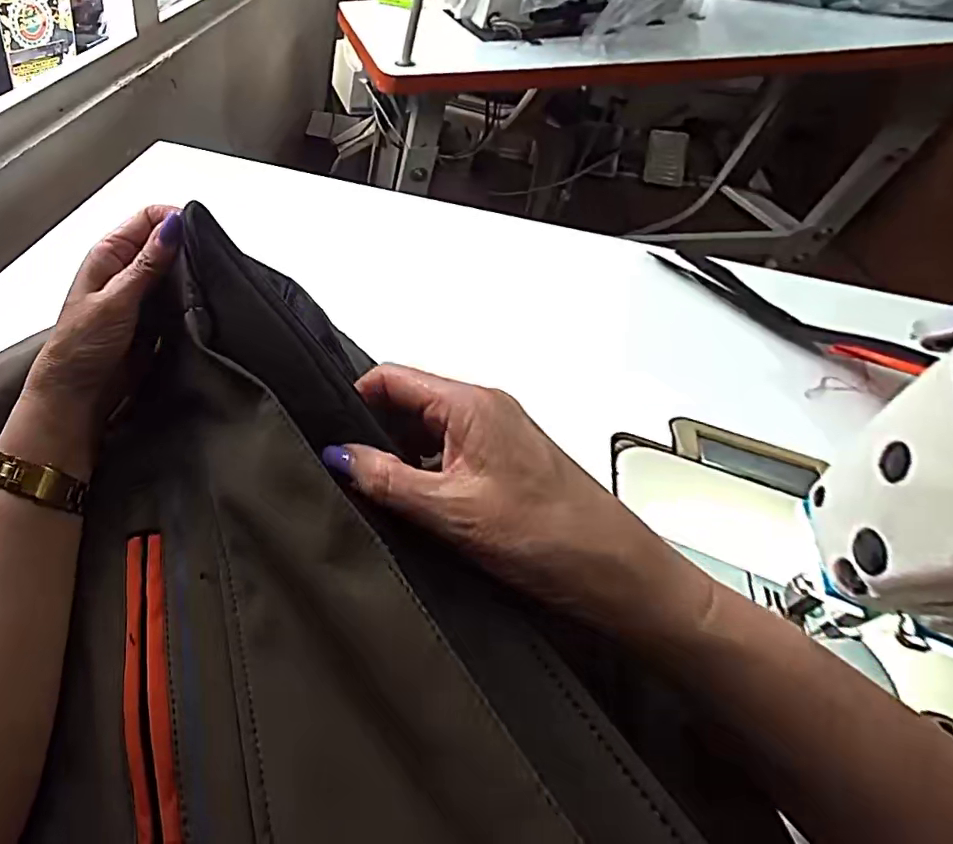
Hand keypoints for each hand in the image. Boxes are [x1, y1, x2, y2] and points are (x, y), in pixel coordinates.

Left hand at [0, 205, 181, 480]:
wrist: (78, 393)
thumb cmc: (79, 347)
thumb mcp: (116, 299)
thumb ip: (147, 263)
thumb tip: (172, 226)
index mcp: (109, 253)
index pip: (148, 217)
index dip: (173, 219)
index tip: (195, 233)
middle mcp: (126, 268)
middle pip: (165, 241)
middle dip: (186, 247)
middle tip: (202, 261)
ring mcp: (141, 292)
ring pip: (176, 269)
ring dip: (190, 274)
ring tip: (202, 283)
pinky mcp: (154, 316)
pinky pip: (179, 297)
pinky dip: (190, 297)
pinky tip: (197, 302)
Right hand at [323, 364, 715, 644]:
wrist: (619, 575)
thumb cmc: (555, 535)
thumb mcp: (450, 509)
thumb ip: (387, 478)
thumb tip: (340, 455)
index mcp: (471, 404)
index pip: (392, 377)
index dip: (355, 399)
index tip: (334, 435)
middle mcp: (484, 409)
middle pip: (407, 402)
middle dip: (376, 434)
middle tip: (356, 474)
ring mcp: (495, 434)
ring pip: (426, 430)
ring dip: (402, 458)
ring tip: (388, 497)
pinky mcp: (503, 461)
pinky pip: (448, 453)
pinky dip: (426, 473)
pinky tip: (420, 508)